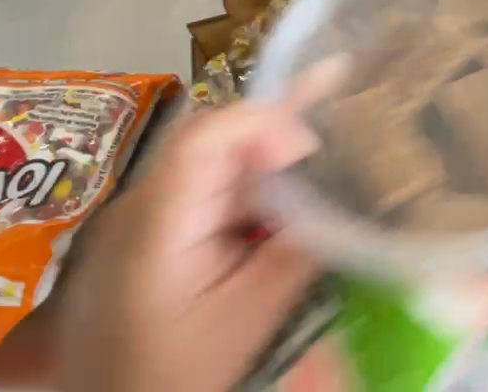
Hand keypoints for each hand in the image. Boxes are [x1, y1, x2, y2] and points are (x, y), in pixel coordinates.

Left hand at [58, 81, 332, 391]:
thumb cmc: (179, 379)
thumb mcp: (250, 319)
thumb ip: (297, 250)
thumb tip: (348, 193)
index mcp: (158, 222)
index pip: (208, 134)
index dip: (265, 122)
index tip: (311, 148)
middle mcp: (140, 204)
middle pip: (212, 137)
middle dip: (274, 136)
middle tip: (323, 154)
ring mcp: (139, 216)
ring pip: (212, 159)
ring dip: (263, 164)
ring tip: (309, 183)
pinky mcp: (149, 232)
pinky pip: (205, 187)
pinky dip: (246, 190)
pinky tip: (273, 216)